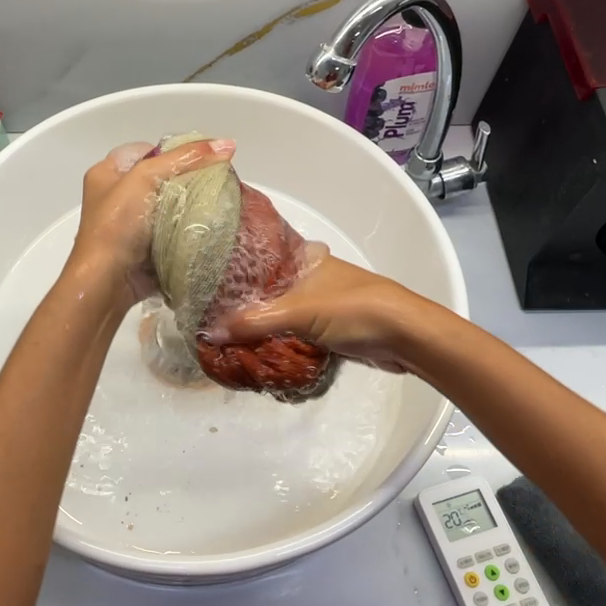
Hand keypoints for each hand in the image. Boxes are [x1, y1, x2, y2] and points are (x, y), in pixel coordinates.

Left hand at [65, 137, 234, 309]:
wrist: (107, 282)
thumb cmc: (117, 224)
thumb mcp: (146, 178)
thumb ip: (186, 159)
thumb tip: (228, 144)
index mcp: (107, 173)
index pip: (147, 150)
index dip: (175, 152)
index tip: (204, 160)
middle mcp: (115, 196)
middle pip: (160, 179)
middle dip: (187, 181)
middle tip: (216, 182)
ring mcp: (130, 225)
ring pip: (168, 207)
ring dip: (190, 207)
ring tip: (217, 204)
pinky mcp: (144, 248)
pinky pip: (172, 232)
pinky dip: (187, 230)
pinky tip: (206, 227)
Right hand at [208, 254, 434, 371]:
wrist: (404, 336)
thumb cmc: (353, 308)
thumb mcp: (298, 312)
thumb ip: (254, 322)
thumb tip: (210, 332)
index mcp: (303, 256)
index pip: (257, 256)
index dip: (230, 268)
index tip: (201, 282)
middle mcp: (308, 274)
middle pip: (264, 288)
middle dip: (238, 303)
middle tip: (205, 316)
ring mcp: (318, 301)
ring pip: (276, 312)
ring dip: (255, 325)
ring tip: (220, 336)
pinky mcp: (326, 327)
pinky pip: (289, 332)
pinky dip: (273, 340)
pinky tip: (251, 350)